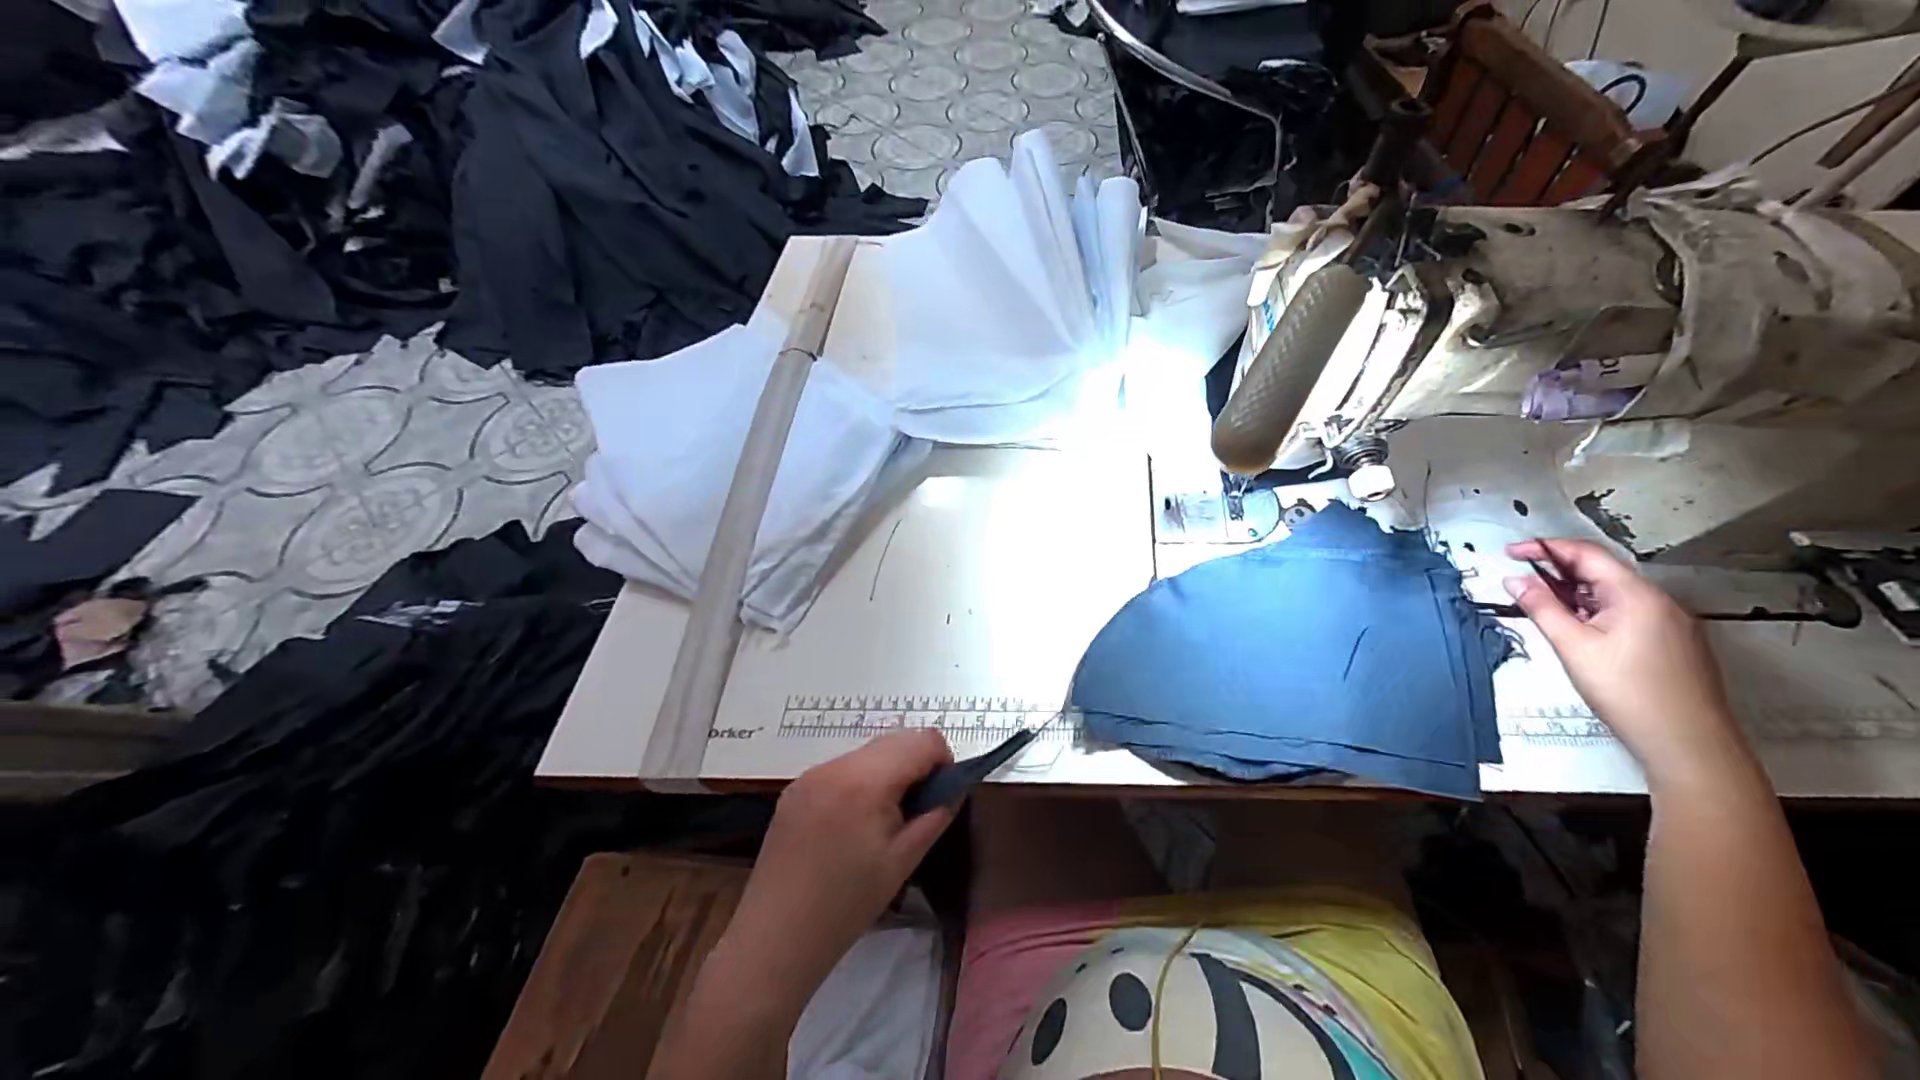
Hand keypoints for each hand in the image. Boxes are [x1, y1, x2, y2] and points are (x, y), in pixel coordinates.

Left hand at [724, 731, 957, 992]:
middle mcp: (836, 764)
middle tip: (915, 812)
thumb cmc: (848, 904)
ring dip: (888, 773)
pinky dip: (860, 782)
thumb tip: (955, 785)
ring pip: (868, 752)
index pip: (923, 740)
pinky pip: (842, 768)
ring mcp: (811, 773)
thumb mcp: (905, 860)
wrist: (777, 937)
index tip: (940, 797)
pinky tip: (851, 825)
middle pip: (895, 739)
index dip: (943, 762)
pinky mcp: (795, 788)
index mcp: (865, 780)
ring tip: (882, 822)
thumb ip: (937, 813)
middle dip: (916, 765)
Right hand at [1504, 538, 1755, 787]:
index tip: (1510, 551)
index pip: (1586, 554)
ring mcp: (1669, 623)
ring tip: (1539, 603)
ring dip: (1573, 592)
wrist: (1688, 742)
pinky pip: (1625, 612)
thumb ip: (1541, 607)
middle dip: (1557, 570)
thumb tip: (1515, 580)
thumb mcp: (1573, 646)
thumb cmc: (1628, 692)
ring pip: (1612, 594)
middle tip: (1519, 578)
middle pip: (1601, 571)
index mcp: (1638, 595)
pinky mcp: (1670, 643)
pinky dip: (1593, 610)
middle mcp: (1659, 602)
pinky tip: (1574, 627)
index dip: (1545, 547)